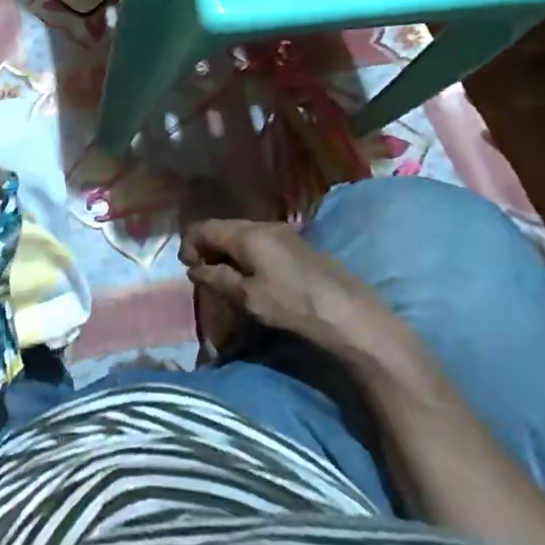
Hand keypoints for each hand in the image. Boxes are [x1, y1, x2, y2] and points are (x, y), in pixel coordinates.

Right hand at [180, 219, 398, 360]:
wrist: (356, 319)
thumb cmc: (296, 306)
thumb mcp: (249, 298)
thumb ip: (217, 279)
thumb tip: (196, 270)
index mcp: (247, 234)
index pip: (204, 227)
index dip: (189, 245)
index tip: (189, 269)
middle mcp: (264, 225)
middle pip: (224, 228)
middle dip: (208, 247)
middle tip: (204, 273)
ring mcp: (285, 234)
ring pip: (243, 235)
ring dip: (229, 252)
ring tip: (228, 277)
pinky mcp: (301, 247)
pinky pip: (262, 242)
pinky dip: (248, 254)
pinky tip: (255, 276)